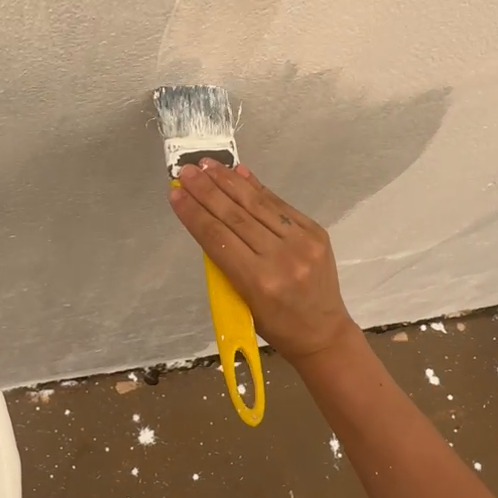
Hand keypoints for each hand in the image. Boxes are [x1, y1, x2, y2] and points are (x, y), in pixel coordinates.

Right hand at [168, 160, 357, 363]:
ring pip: (256, 204)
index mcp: (258, 282)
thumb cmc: (273, 324)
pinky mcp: (316, 231)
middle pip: (235, 216)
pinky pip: (279, 204)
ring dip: (228, 181)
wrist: (323, 332)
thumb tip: (208, 216)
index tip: (175, 193)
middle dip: (206, 190)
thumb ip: (226, 259)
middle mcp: (282, 258)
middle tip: (186, 171)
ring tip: (207, 165)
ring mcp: (303, 242)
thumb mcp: (241, 299)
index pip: (218, 238)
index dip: (194, 213)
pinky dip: (256, 186)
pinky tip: (237, 172)